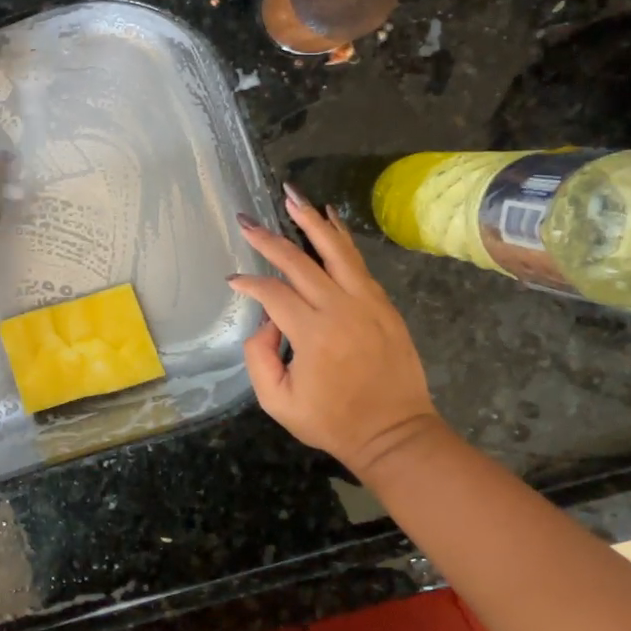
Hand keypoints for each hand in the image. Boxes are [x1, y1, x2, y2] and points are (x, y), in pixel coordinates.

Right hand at [228, 187, 440, 478]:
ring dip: (310, 221)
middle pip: (299, 262)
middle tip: (245, 221)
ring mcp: (367, 303)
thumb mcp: (278, 402)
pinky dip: (340, 237)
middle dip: (268, 240)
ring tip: (292, 196)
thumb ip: (257, 358)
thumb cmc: (332, 422)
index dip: (249, 283)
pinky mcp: (383, 304)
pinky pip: (358, 262)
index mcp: (313, 334)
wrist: (396, 434)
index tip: (233, 281)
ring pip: (335, 250)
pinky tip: (328, 217)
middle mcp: (341, 310)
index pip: (272, 293)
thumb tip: (264, 322)